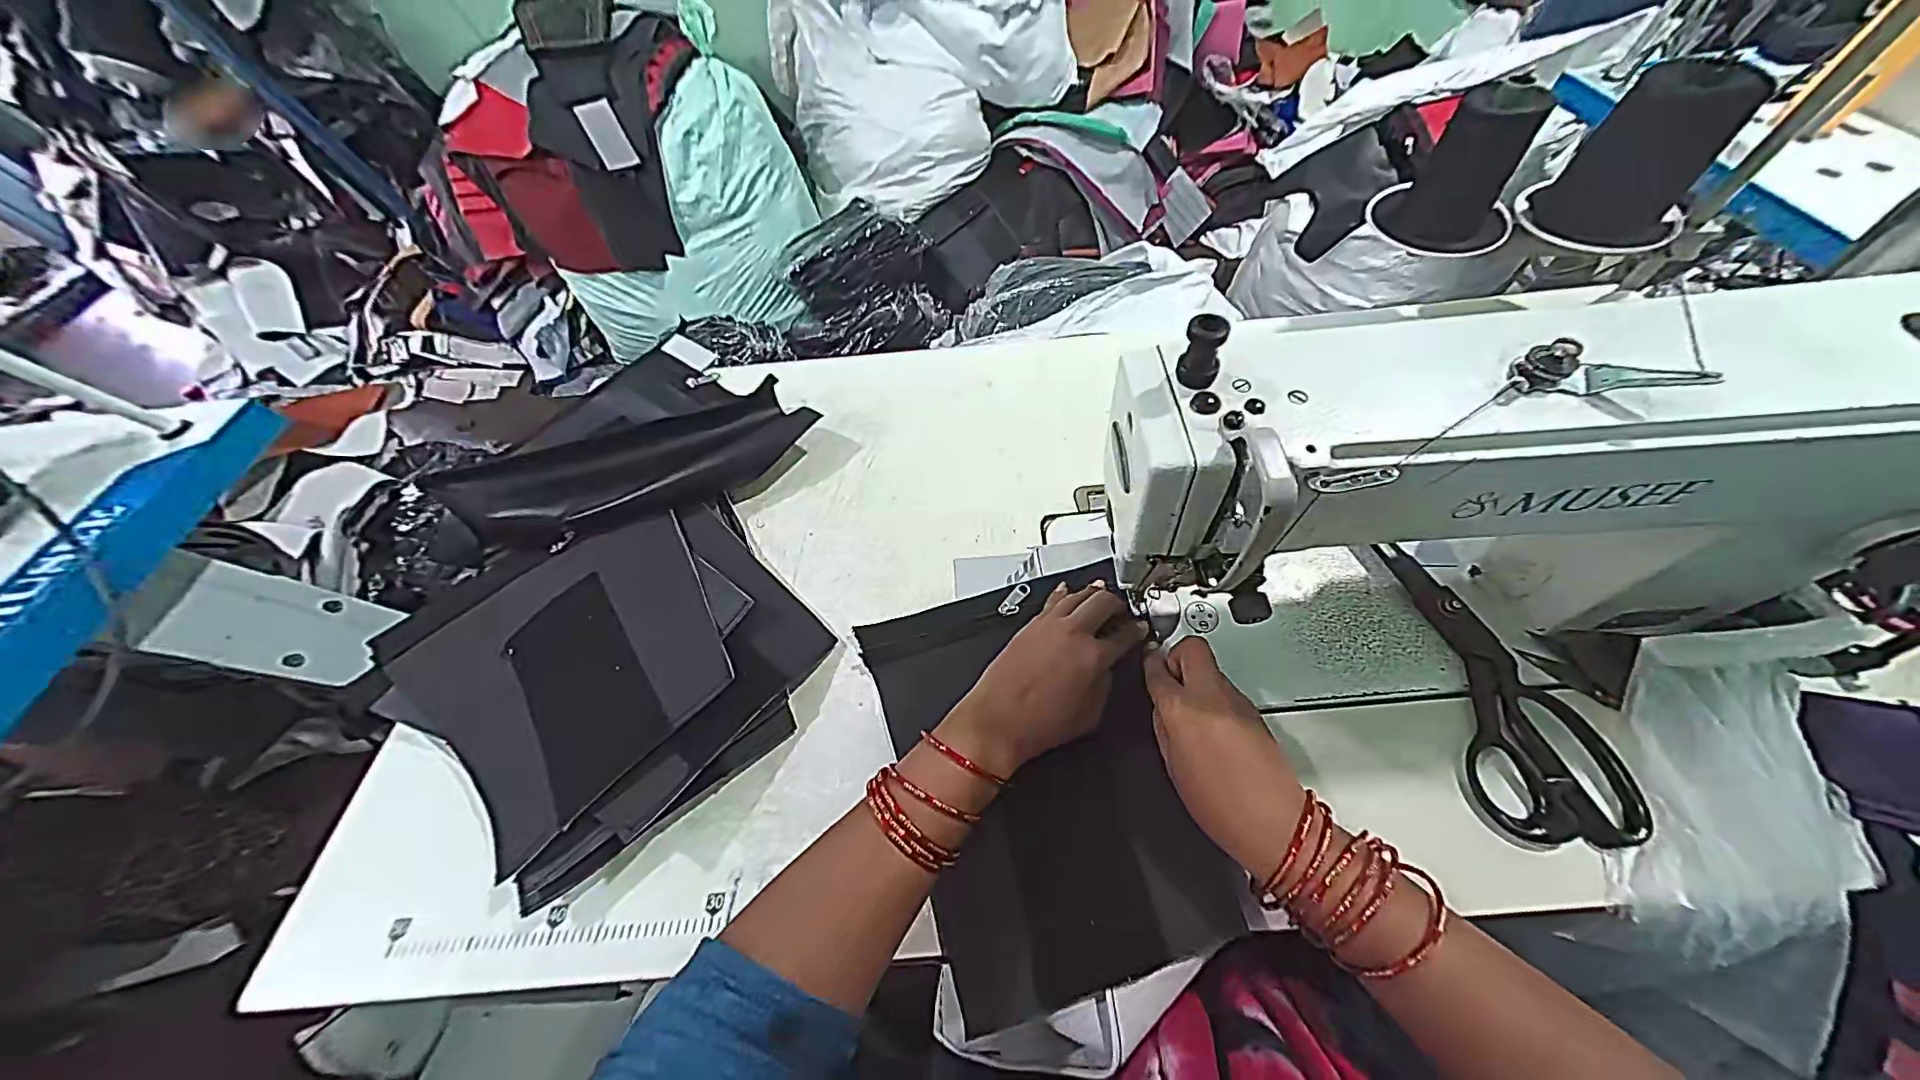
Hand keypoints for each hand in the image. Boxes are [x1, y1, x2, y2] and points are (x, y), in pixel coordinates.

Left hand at [937, 582, 1147, 777]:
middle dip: (1119, 604)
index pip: (1125, 634)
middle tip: (1123, 609)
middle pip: (1104, 602)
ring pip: (1078, 594)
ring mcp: (1048, 626)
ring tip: (1101, 594)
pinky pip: (1053, 600)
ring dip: (1094, 593)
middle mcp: (1071, 634)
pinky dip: (1065, 594)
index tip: (1138, 629)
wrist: (996, 721)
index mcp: (1093, 657)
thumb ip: (1104, 687)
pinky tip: (1067, 591)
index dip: (1136, 630)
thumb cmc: (1036, 724)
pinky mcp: (1029, 626)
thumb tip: (1105, 671)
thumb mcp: (1089, 715)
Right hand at [1144, 636, 1305, 875]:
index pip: (1159, 669)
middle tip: (1171, 677)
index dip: (1151, 664)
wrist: (1274, 822)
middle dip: (1177, 656)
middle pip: (1192, 648)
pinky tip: (1212, 726)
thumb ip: (1162, 728)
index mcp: (1183, 711)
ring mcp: (1238, 702)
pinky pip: (1227, 690)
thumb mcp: (1172, 767)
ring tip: (1192, 712)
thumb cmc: (1223, 807)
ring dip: (1197, 680)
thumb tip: (1160, 708)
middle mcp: (1213, 697)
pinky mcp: (1255, 712)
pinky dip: (1215, 699)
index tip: (1149, 664)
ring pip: (1211, 668)